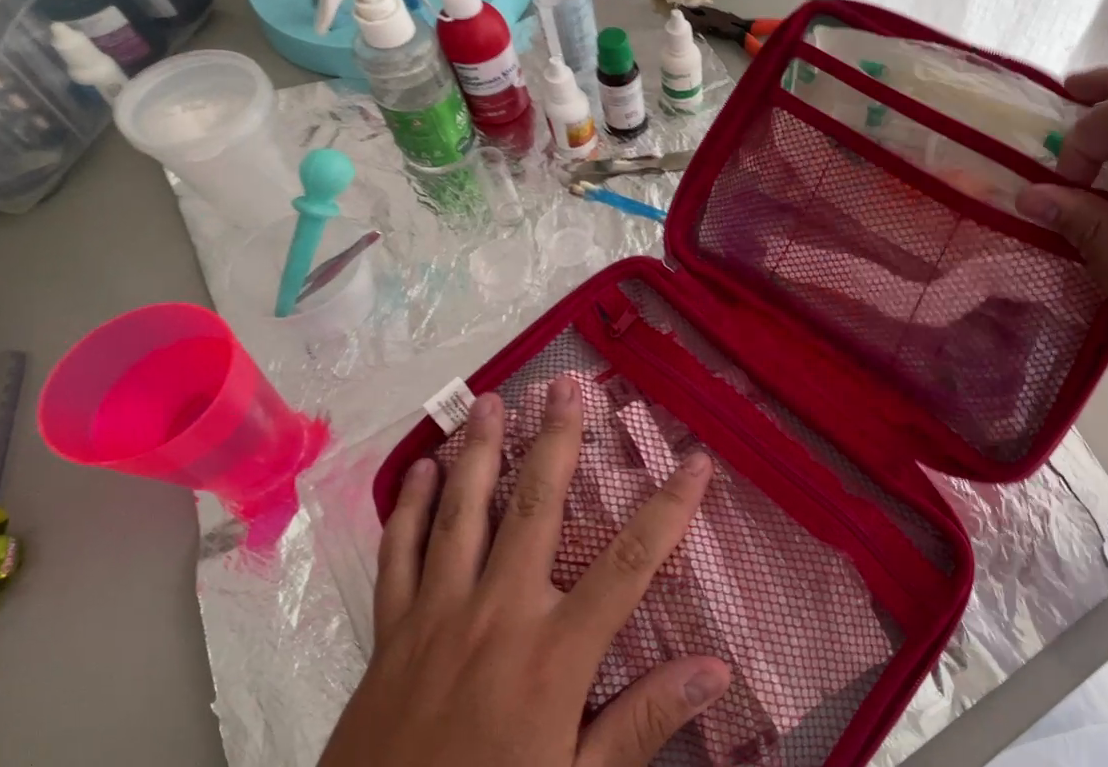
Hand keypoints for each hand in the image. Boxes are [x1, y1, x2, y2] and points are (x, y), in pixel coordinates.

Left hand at [319, 377, 728, 766]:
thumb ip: (643, 720)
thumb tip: (716, 670)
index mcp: (554, 653)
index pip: (630, 564)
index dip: (669, 508)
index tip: (698, 461)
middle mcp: (498, 614)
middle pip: (536, 507)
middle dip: (557, 442)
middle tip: (567, 387)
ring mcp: (438, 616)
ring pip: (462, 513)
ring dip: (481, 452)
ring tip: (492, 402)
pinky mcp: (391, 632)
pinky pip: (399, 553)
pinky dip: (409, 507)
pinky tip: (421, 470)